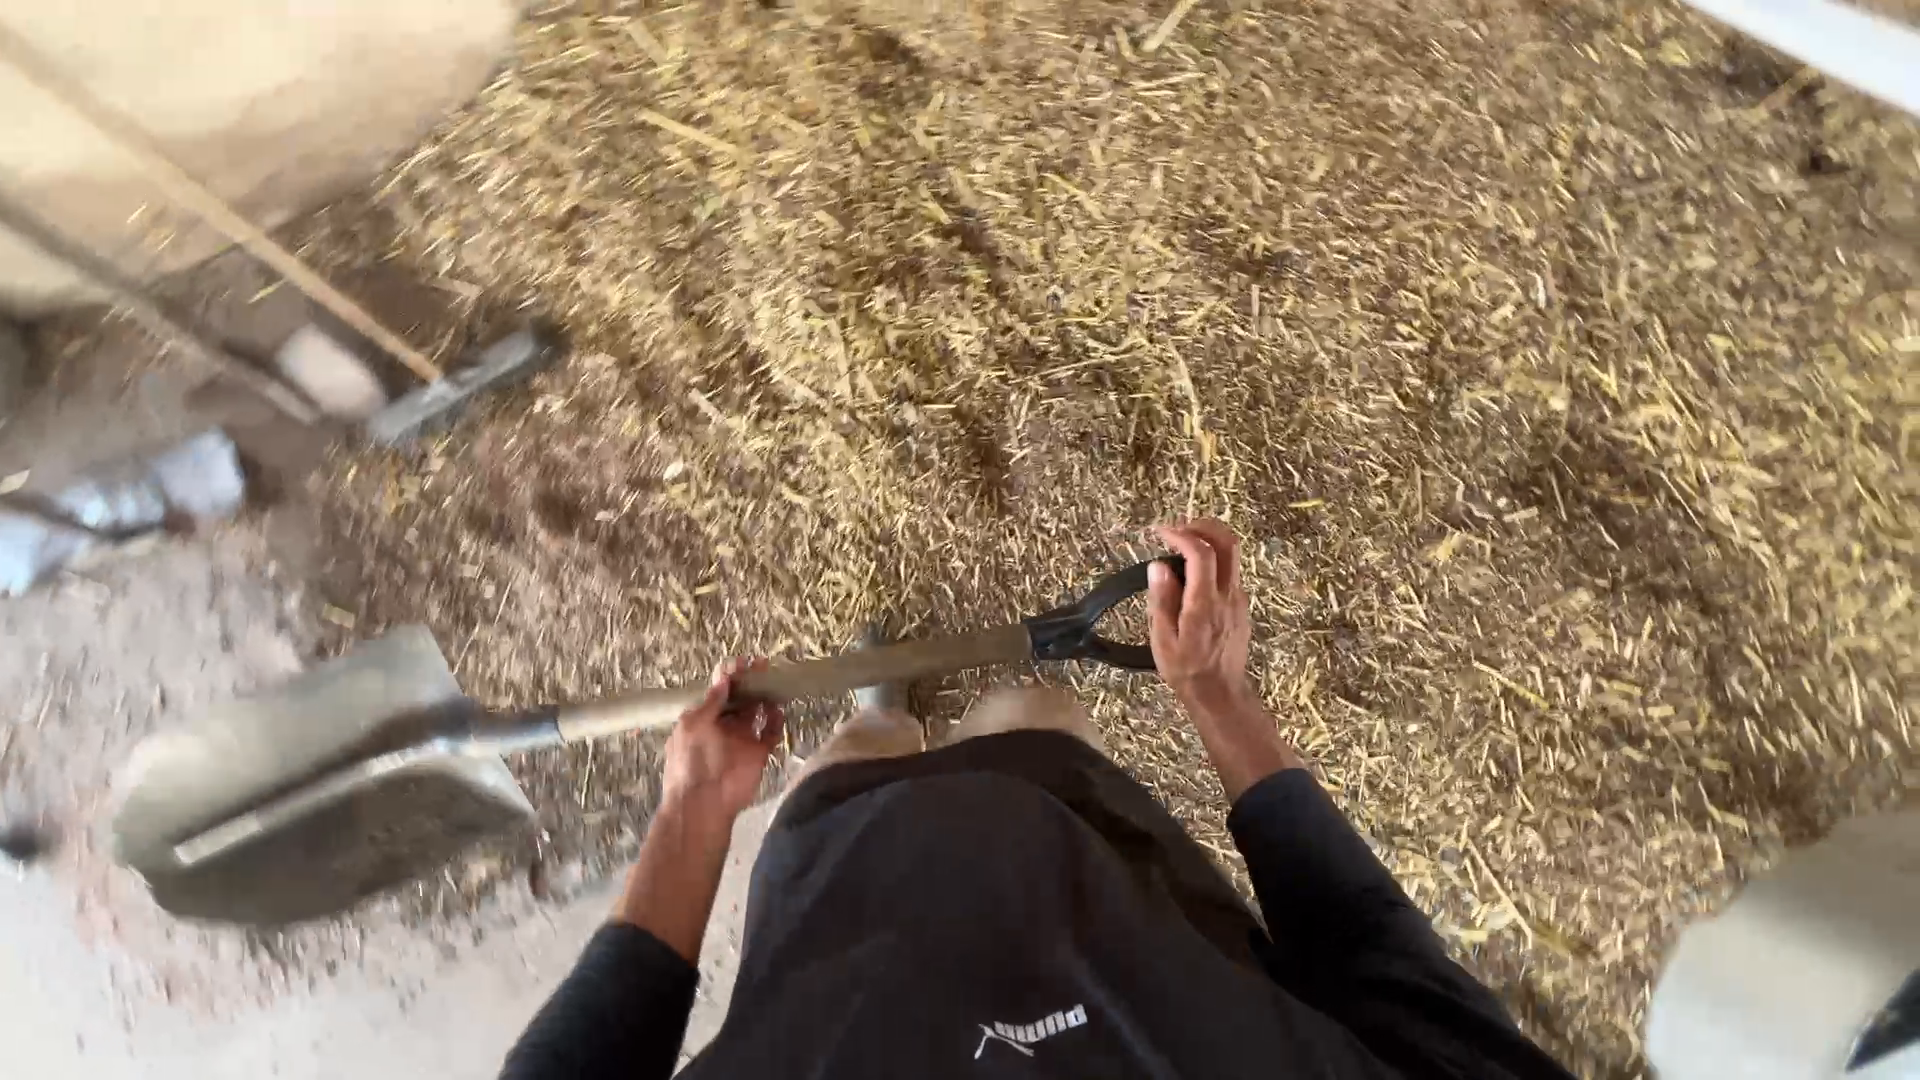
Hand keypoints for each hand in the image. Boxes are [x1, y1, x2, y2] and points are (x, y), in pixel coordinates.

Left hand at [660, 657, 784, 822]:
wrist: (703, 803)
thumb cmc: (691, 761)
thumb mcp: (693, 726)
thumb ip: (710, 702)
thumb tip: (723, 679)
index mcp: (703, 718)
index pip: (719, 691)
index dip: (730, 676)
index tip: (743, 662)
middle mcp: (724, 725)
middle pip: (741, 698)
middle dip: (752, 681)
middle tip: (765, 665)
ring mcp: (742, 739)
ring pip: (757, 712)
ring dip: (765, 697)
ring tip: (776, 682)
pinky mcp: (759, 752)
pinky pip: (771, 732)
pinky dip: (776, 721)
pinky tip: (778, 710)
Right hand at [1147, 519, 1253, 708]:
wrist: (1220, 693)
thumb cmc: (1186, 670)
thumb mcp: (1163, 639)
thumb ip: (1162, 600)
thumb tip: (1157, 566)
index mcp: (1205, 603)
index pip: (1201, 553)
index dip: (1180, 534)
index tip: (1159, 532)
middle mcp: (1228, 595)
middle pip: (1228, 543)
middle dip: (1203, 526)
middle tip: (1177, 528)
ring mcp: (1238, 599)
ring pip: (1232, 554)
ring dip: (1208, 540)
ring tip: (1180, 546)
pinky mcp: (1240, 605)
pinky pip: (1229, 571)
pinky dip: (1211, 559)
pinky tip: (1189, 573)